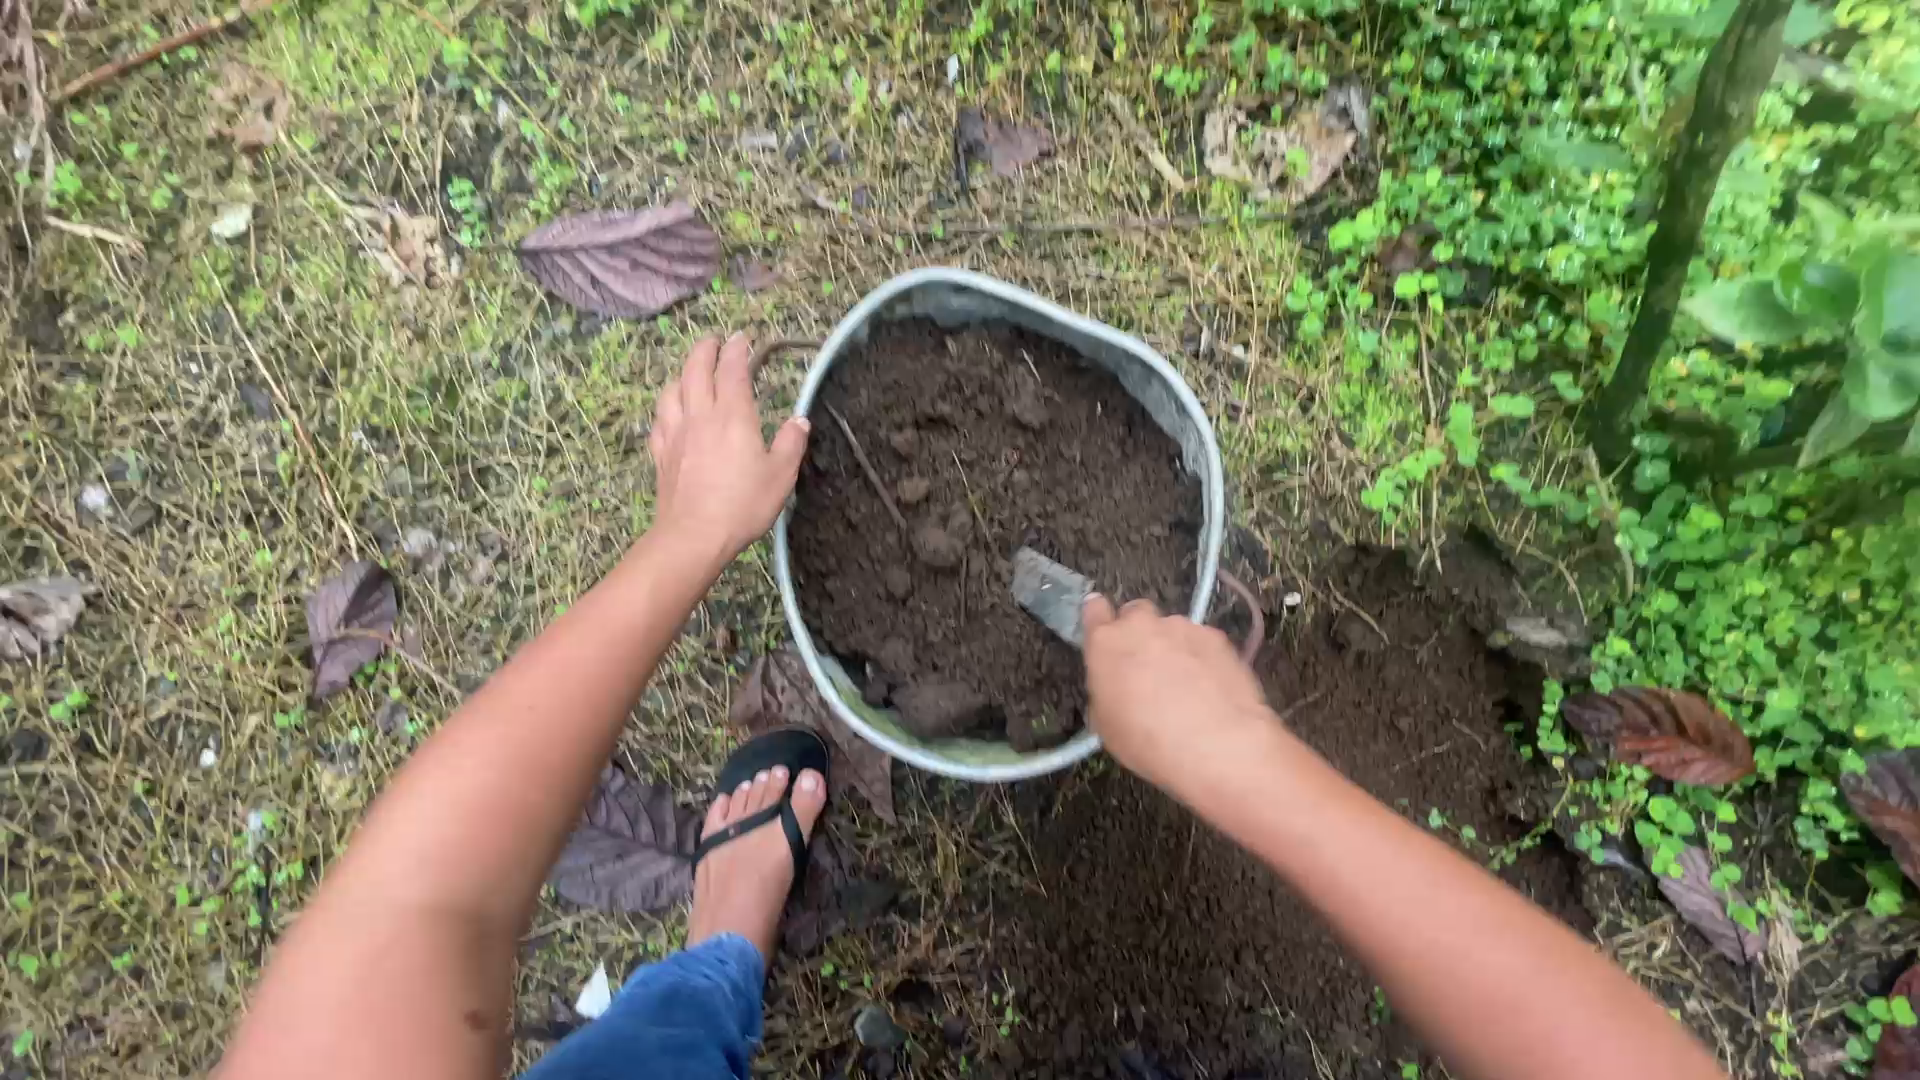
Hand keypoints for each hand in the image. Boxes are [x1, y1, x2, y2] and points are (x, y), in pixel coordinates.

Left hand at [648, 334, 809, 562]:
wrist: (694, 535)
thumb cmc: (743, 504)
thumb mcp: (780, 475)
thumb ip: (790, 443)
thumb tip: (799, 420)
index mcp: (733, 415)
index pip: (732, 370)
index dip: (737, 350)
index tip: (742, 338)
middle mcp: (700, 415)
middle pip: (695, 369)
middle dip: (705, 349)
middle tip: (714, 342)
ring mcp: (675, 433)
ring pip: (672, 389)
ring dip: (682, 373)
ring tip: (691, 372)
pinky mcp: (661, 453)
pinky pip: (659, 419)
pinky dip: (666, 406)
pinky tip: (671, 412)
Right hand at [1081, 594, 1279, 795]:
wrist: (1214, 744)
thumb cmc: (1146, 739)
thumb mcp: (1105, 722)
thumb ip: (1106, 688)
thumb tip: (1117, 684)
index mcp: (1105, 643)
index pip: (1094, 609)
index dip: (1099, 619)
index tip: (1105, 631)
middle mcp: (1140, 625)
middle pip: (1135, 613)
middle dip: (1138, 632)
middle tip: (1146, 665)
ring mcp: (1181, 627)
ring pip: (1171, 628)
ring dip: (1172, 646)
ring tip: (1186, 683)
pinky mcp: (1215, 637)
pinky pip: (1201, 640)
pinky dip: (1201, 656)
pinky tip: (1210, 686)